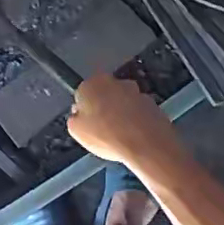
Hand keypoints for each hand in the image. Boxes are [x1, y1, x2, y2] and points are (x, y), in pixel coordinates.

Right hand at [67, 73, 185, 167]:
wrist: (145, 143)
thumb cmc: (107, 135)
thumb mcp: (76, 131)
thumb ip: (74, 118)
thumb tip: (77, 116)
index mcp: (91, 84)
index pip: (82, 94)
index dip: (83, 110)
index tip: (86, 123)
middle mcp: (113, 81)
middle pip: (103, 94)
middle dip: (102, 108)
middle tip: (101, 129)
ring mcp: (134, 90)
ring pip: (121, 100)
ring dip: (119, 112)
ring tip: (118, 134)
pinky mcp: (150, 100)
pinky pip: (136, 109)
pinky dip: (134, 117)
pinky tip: (132, 134)